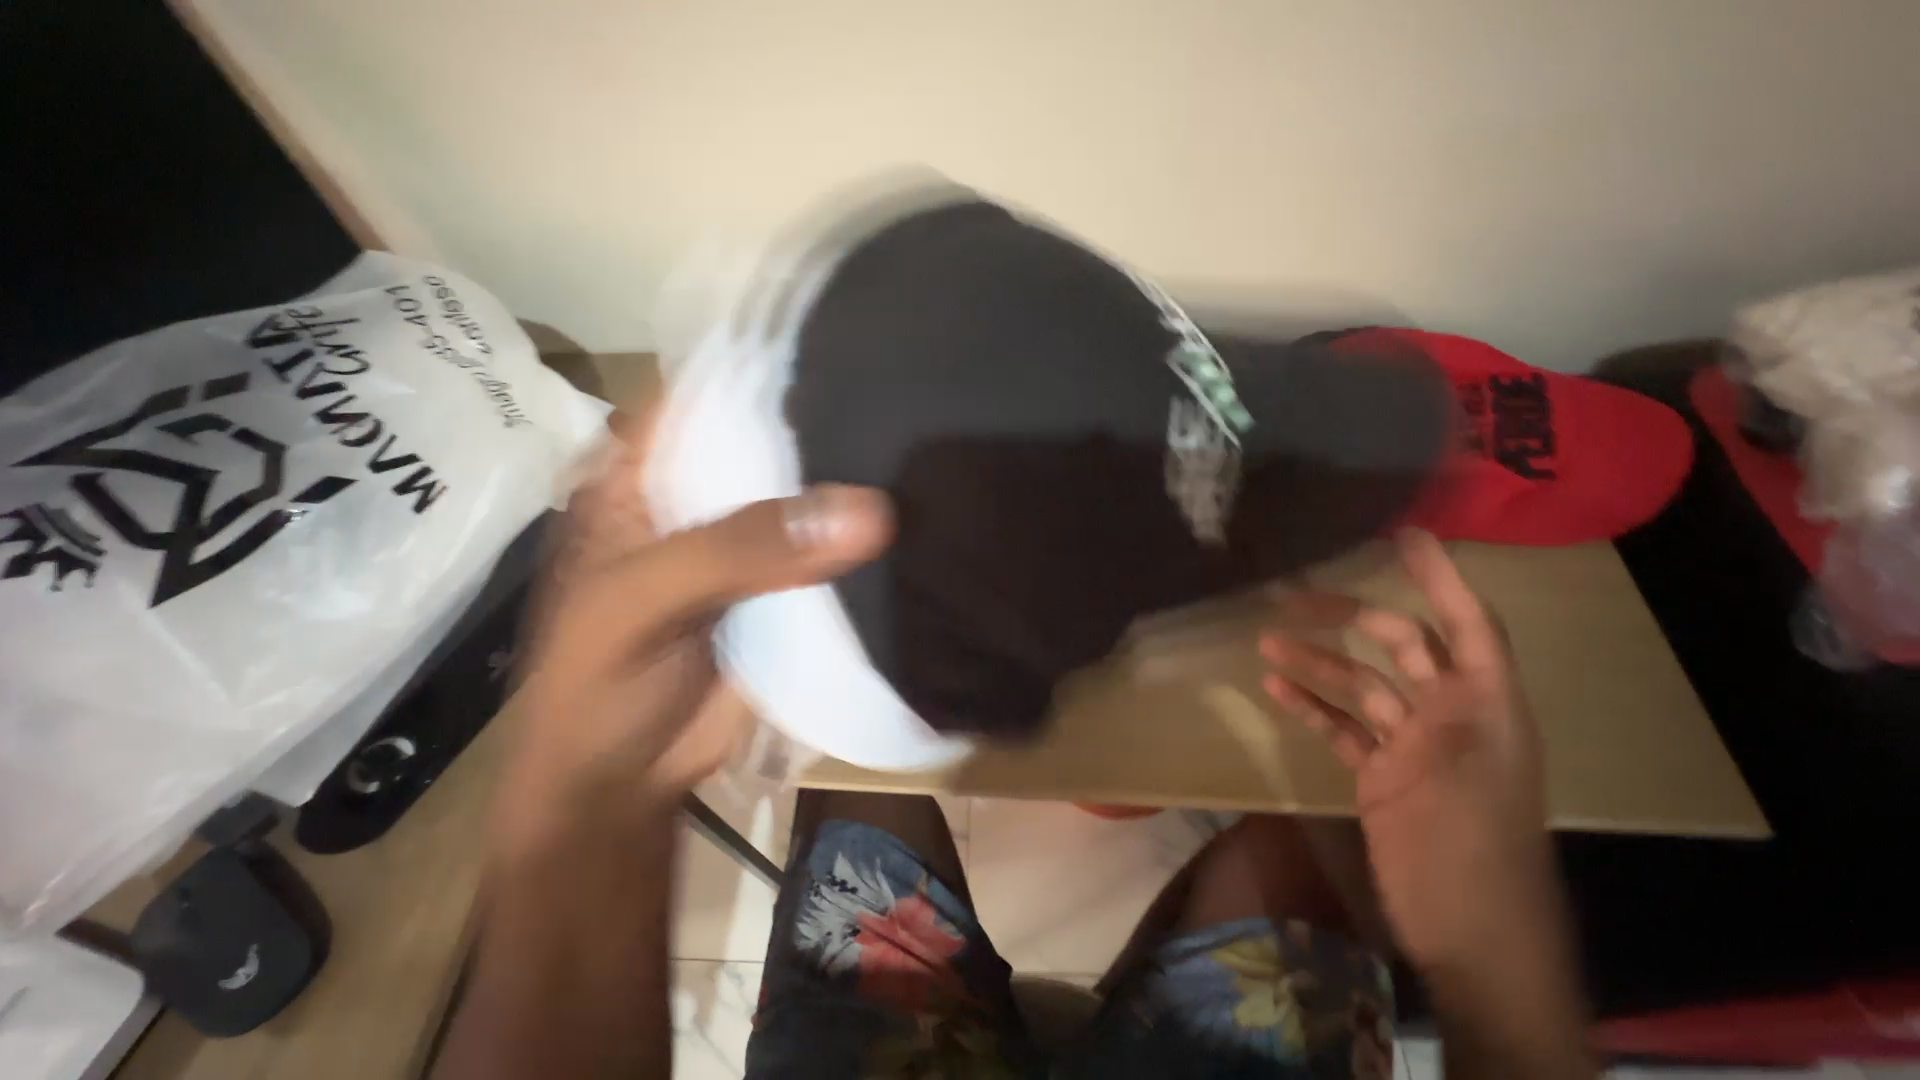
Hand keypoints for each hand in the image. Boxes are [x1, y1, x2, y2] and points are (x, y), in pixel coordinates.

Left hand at [497, 409, 891, 854]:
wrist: (621, 786)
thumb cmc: (599, 686)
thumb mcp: (644, 603)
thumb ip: (740, 550)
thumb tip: (868, 508)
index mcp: (638, 475)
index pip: (705, 393)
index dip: (766, 365)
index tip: (851, 342)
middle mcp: (694, 496)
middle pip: (767, 439)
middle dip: (829, 421)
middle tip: (914, 392)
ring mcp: (744, 546)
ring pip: (806, 496)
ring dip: (855, 481)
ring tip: (932, 444)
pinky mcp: (783, 592)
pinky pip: (829, 553)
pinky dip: (865, 541)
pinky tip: (922, 514)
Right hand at [1259, 529, 1558, 974]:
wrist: (1471, 928)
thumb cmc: (1475, 844)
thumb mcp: (1478, 763)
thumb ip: (1463, 698)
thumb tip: (1451, 628)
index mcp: (1484, 702)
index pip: (1464, 622)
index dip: (1440, 576)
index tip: (1402, 534)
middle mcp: (1450, 713)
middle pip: (1399, 645)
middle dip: (1350, 615)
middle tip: (1294, 594)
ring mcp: (1411, 745)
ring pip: (1360, 686)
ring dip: (1317, 663)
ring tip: (1267, 642)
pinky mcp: (1381, 775)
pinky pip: (1343, 728)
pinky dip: (1313, 708)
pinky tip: (1277, 690)